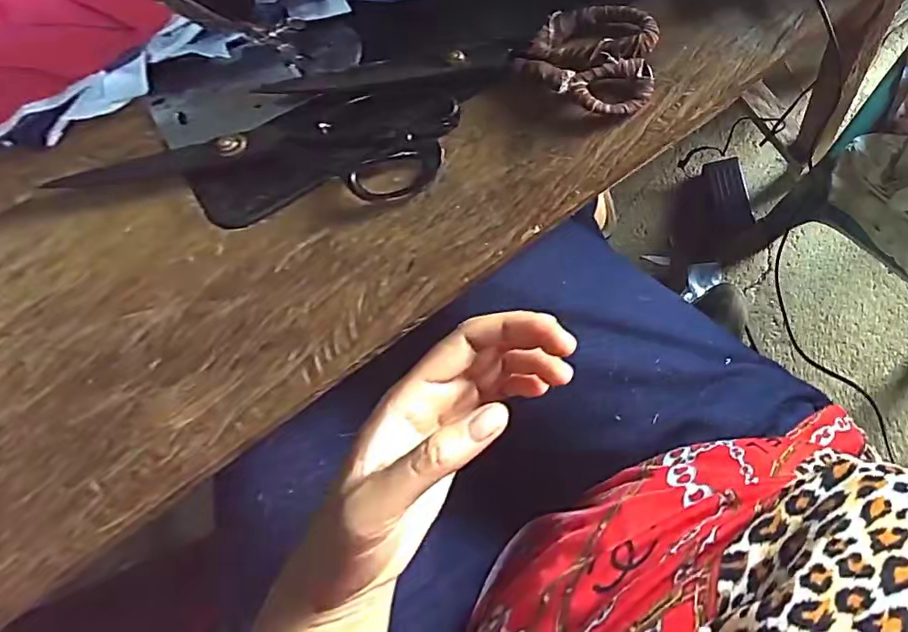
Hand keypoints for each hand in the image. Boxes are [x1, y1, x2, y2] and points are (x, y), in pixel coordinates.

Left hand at [255, 312, 577, 631]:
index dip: (511, 327)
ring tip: (563, 374)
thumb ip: (436, 457)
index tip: (551, 335)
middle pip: (488, 346)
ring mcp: (447, 414)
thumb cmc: (347, 541)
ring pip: (497, 367)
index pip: (467, 340)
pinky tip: (542, 390)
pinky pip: (498, 393)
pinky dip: (524, 383)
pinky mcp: (458, 435)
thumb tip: (499, 413)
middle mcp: (433, 395)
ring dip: (532, 360)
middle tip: (568, 350)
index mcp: (411, 395)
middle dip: (530, 337)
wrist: (338, 581)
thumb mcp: (381, 502)